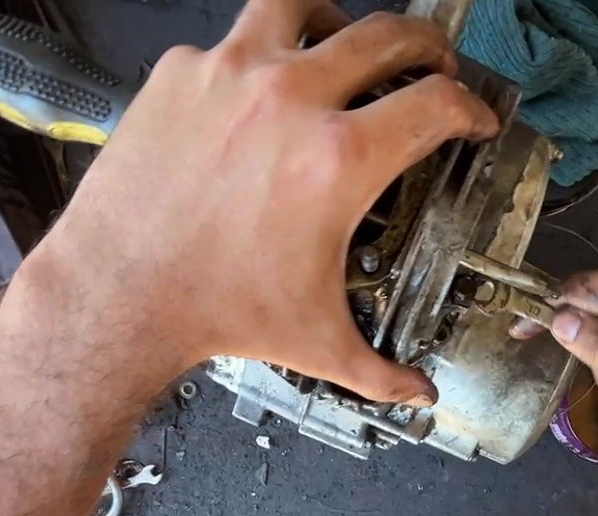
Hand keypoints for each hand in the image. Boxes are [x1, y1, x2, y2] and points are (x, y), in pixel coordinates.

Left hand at [21, 0, 498, 404]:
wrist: (124, 293)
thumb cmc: (219, 313)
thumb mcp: (320, 345)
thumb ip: (383, 373)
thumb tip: (419, 395)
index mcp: (339, 161)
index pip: (434, 105)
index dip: (469, 108)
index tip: (473, 117)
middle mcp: (291, 99)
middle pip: (386, 37)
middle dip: (427, 48)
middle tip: (435, 65)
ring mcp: (231, 74)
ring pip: (306, 6)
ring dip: (342, 21)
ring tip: (347, 42)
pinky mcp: (181, 73)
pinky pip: (236, 40)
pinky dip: (264, 54)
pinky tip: (265, 87)